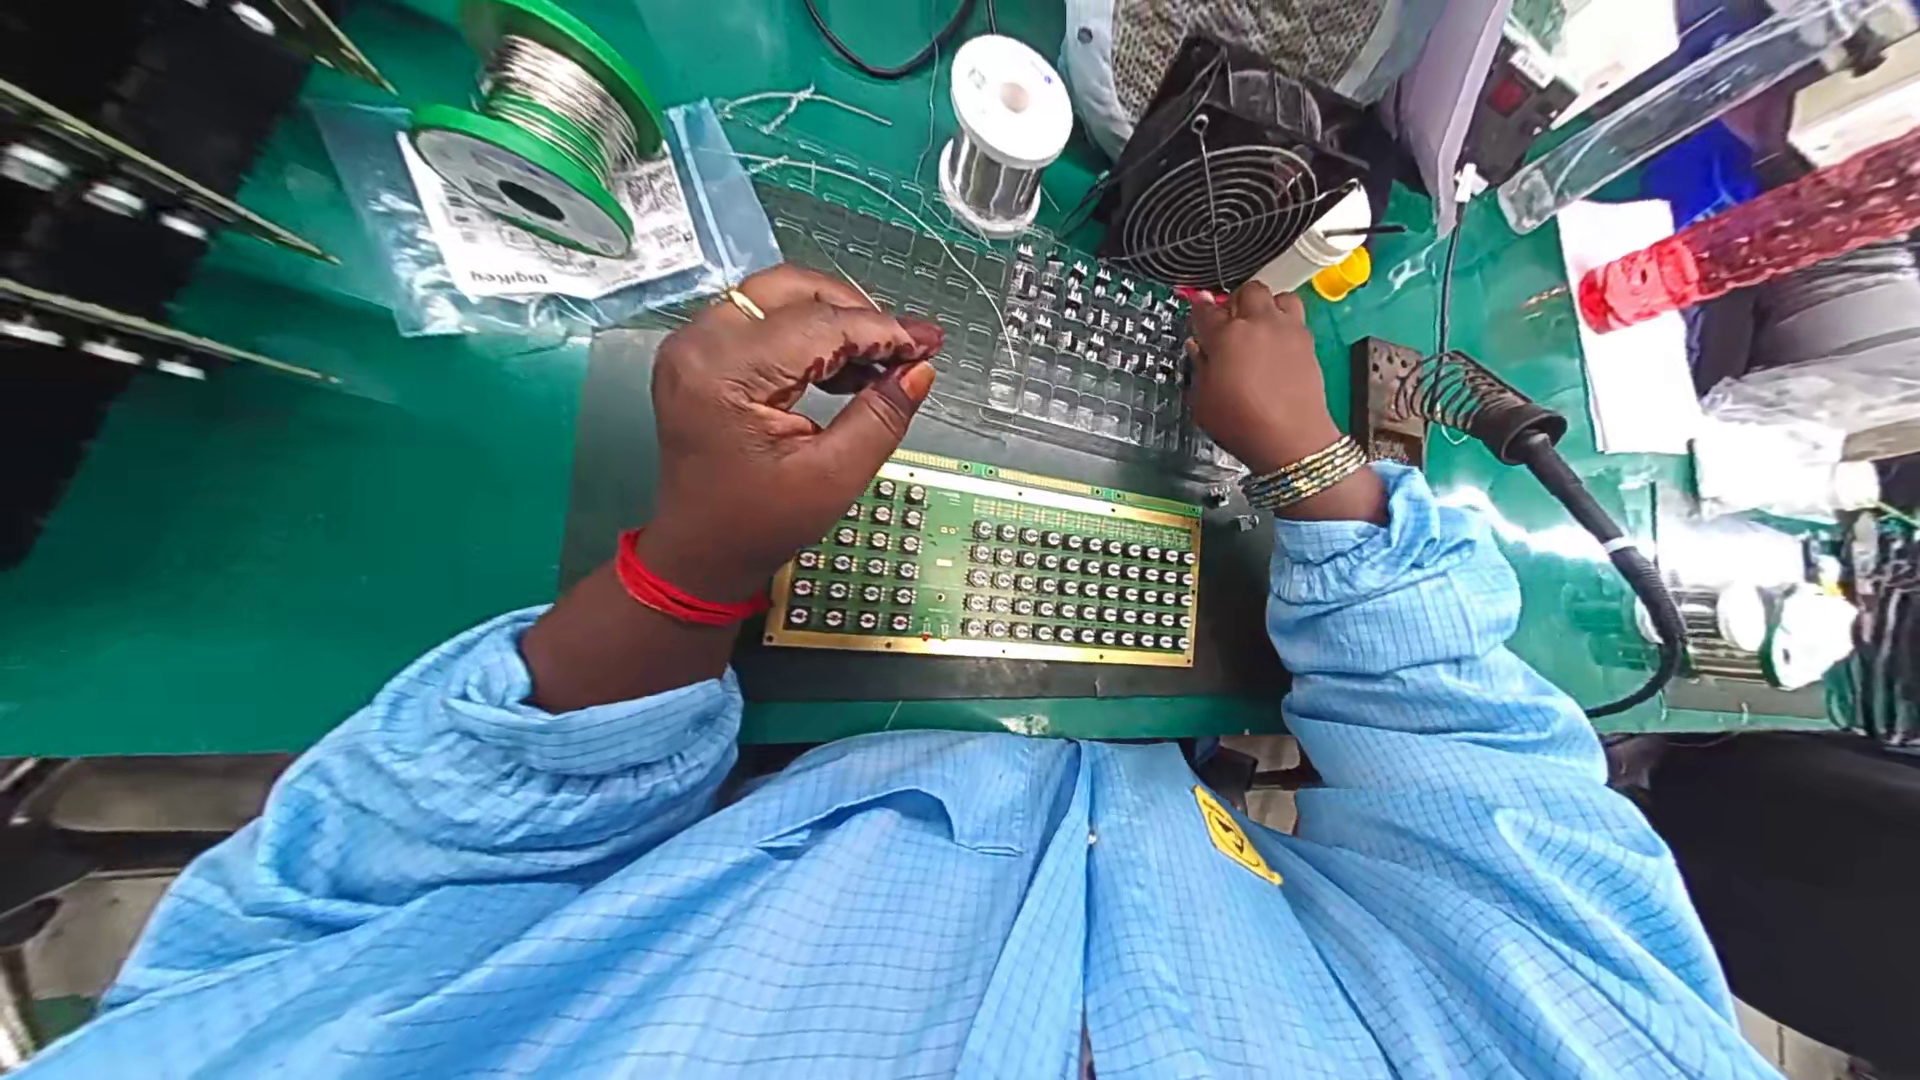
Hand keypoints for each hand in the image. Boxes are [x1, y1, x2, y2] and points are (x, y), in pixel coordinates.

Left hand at [636, 265, 944, 601]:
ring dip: (837, 321)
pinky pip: (766, 321)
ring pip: (781, 298)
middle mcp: (698, 343)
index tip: (928, 341)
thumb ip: (881, 417)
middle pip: (794, 289)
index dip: (883, 330)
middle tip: (905, 346)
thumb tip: (919, 370)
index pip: (819, 325)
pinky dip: (812, 336)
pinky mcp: (703, 354)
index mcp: (724, 374)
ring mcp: (695, 344)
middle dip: (859, 313)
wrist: (703, 549)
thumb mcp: (834, 477)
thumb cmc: (759, 523)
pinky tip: (845, 369)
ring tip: (881, 361)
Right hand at [1188, 280, 1385, 523]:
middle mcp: (1258, 323)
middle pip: (1247, 291)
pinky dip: (1283, 321)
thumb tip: (1199, 348)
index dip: (1198, 308)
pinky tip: (1274, 342)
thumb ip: (1200, 367)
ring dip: (1265, 305)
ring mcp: (1286, 329)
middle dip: (1235, 301)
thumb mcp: (1203, 399)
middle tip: (1228, 320)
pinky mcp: (1307, 340)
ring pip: (1277, 296)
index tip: (1196, 308)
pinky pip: (1295, 315)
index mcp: (1225, 336)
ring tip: (1257, 325)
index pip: (1206, 310)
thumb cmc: (1240, 422)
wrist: (1289, 436)